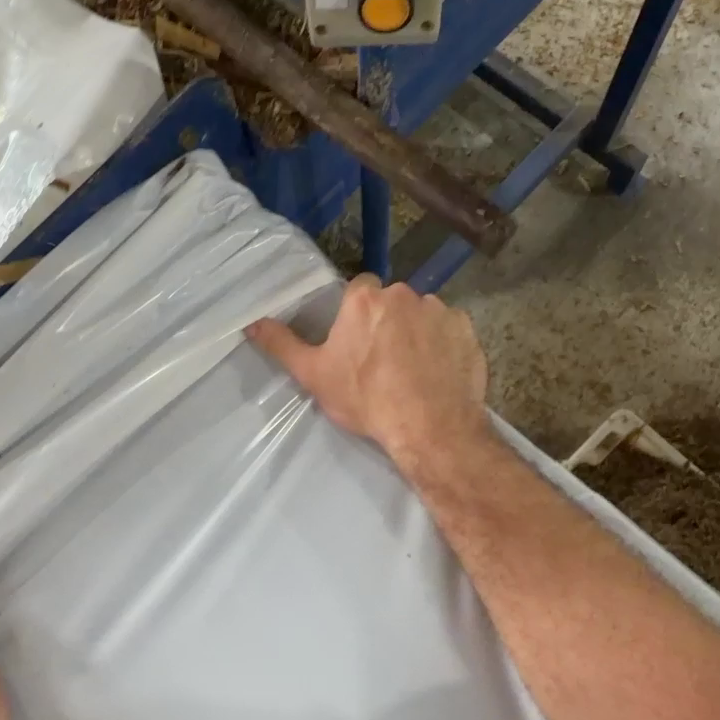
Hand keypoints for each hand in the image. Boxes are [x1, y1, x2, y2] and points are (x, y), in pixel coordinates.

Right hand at [245, 274, 489, 463]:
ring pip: (422, 315)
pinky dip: (444, 347)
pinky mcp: (468, 331)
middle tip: (382, 363)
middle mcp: (405, 294)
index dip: (357, 316)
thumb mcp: (314, 376)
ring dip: (417, 334)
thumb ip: (283, 345)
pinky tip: (437, 375)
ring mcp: (441, 311)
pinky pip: (451, 332)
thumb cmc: (367, 401)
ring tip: (412, 373)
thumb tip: (251, 324)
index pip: (359, 291)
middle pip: (392, 302)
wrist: (430, 428)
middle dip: (387, 324)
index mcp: (366, 299)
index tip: (356, 343)